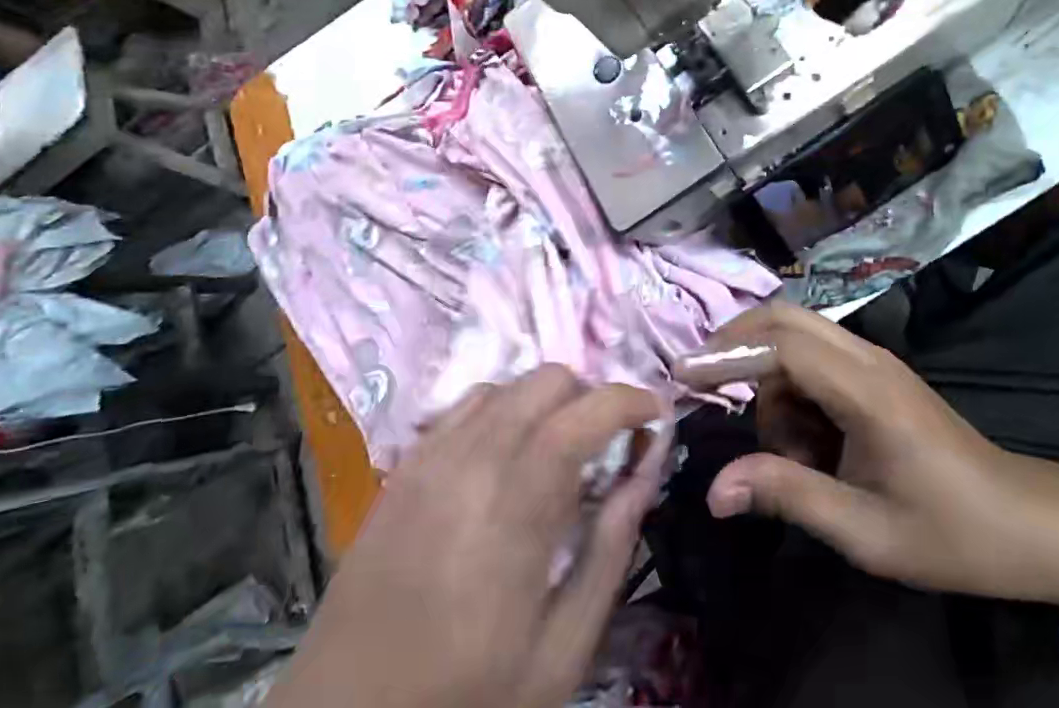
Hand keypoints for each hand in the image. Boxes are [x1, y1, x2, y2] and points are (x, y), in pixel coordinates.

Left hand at [268, 366, 667, 707]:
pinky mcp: (400, 474)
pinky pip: (463, 408)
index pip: (581, 415)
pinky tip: (507, 459)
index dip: (629, 400)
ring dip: (547, 403)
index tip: (658, 415)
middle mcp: (467, 466)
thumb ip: (611, 547)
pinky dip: (502, 412)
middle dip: (592, 397)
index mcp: (512, 509)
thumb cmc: (465, 695)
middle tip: (611, 444)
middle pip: (545, 381)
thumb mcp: (561, 648)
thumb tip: (648, 468)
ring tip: (561, 452)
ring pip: (506, 385)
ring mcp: (426, 463)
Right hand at [685, 302, 1058, 602]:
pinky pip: (818, 365)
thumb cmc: (949, 533)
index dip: (727, 355)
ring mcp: (877, 365)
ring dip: (773, 387)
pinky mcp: (880, 379)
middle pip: (787, 321)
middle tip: (704, 392)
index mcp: (867, 391)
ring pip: (799, 345)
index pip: (783, 347)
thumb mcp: (863, 529)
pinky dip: (796, 396)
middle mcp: (870, 360)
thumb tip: (714, 488)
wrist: (1023, 523)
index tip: (680, 376)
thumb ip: (787, 495)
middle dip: (738, 347)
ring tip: (793, 459)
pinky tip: (812, 450)